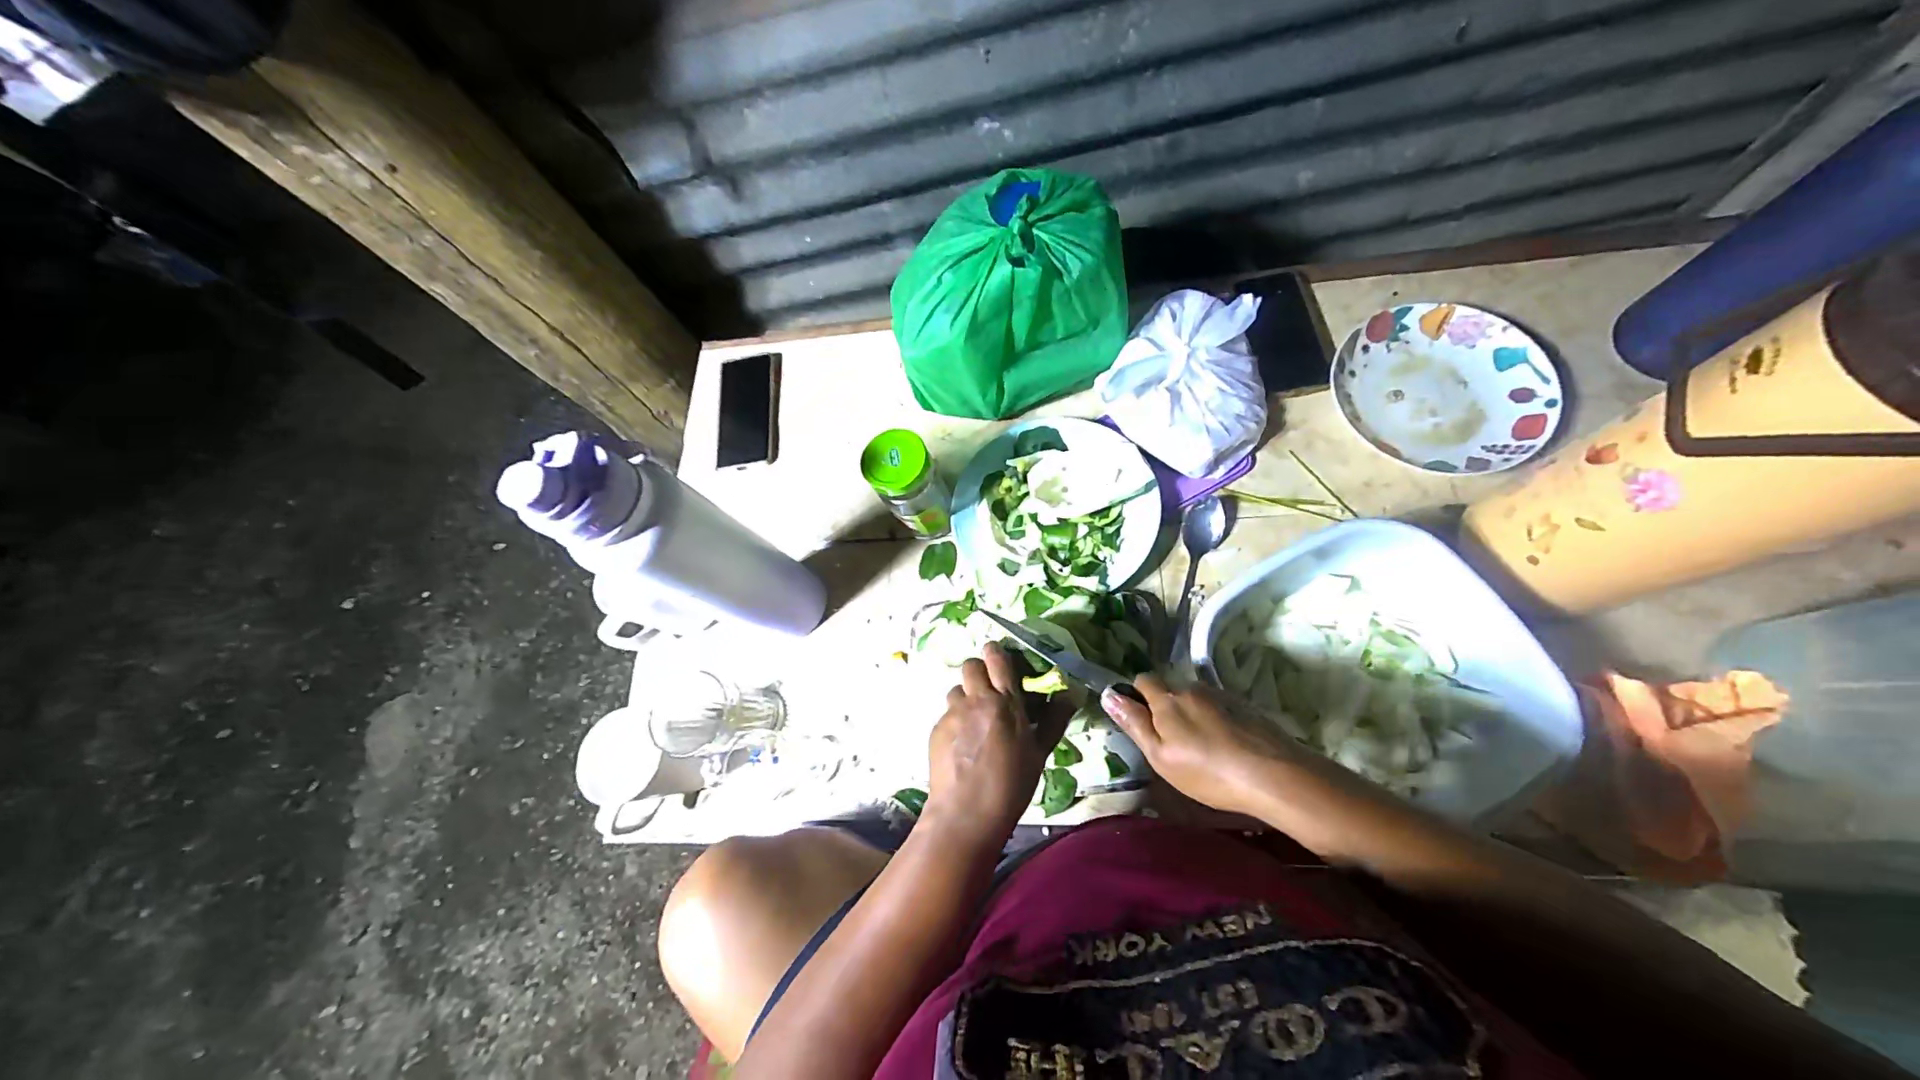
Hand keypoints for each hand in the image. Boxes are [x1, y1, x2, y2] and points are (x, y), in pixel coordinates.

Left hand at [924, 643, 1067, 847]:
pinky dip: (956, 721)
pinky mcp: (936, 729)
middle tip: (990, 692)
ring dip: (966, 697)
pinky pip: (947, 713)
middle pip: (971, 665)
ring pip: (956, 689)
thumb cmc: (1012, 784)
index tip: (1000, 657)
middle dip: (979, 671)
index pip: (997, 658)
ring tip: (976, 721)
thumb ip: (1055, 719)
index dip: (996, 652)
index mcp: (1005, 702)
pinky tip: (964, 745)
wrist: (967, 814)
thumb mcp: (1040, 752)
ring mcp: (953, 714)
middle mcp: (976, 700)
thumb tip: (1071, 694)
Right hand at [1100, 675, 1301, 817]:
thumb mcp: (1161, 756)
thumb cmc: (1208, 772)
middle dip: (1165, 707)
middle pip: (1170, 688)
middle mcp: (1192, 688)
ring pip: (1195, 698)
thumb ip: (1134, 722)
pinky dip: (1214, 721)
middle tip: (1172, 743)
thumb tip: (1108, 693)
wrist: (1275, 775)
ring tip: (1201, 748)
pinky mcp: (1245, 706)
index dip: (1137, 697)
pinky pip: (1217, 707)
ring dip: (1191, 714)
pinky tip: (1224, 746)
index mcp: (1167, 698)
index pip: (1142, 680)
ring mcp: (1221, 695)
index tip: (1141, 723)